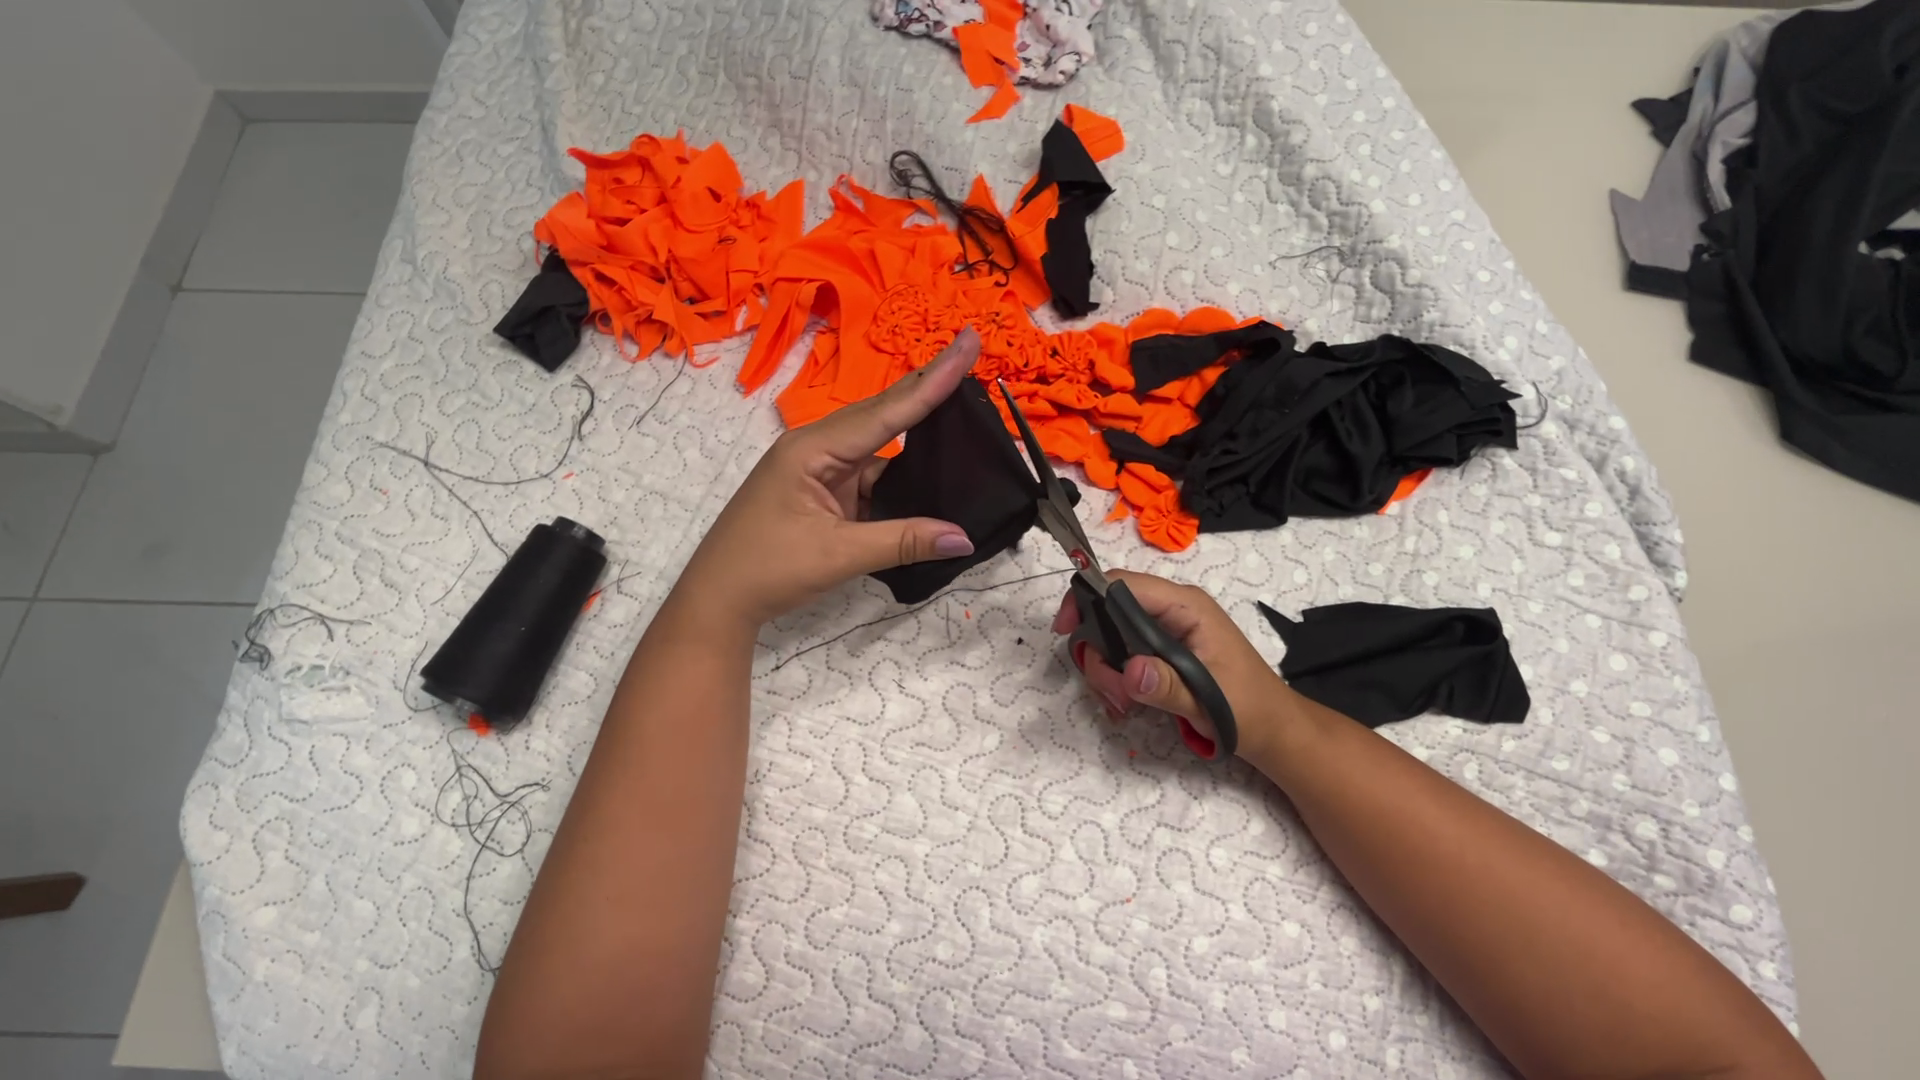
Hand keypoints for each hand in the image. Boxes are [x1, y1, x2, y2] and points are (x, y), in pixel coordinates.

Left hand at [675, 329, 981, 628]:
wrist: (719, 599)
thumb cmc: (767, 569)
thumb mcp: (838, 555)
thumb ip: (903, 542)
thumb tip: (964, 538)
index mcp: (813, 449)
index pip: (886, 411)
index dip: (932, 380)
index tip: (968, 342)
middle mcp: (818, 448)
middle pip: (883, 413)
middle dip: (928, 385)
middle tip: (971, 348)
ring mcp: (821, 470)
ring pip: (879, 444)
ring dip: (918, 428)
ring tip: (965, 400)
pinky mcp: (825, 492)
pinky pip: (872, 473)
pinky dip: (904, 473)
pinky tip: (933, 467)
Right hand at [1054, 569, 1298, 761]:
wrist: (1272, 729)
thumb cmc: (1248, 708)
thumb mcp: (1207, 700)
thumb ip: (1166, 686)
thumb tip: (1130, 670)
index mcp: (1185, 606)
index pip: (1123, 584)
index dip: (1088, 599)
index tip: (1066, 630)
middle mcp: (1170, 611)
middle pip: (1108, 613)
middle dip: (1098, 653)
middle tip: (1113, 692)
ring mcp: (1163, 632)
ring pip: (1109, 638)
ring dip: (1106, 672)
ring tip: (1123, 704)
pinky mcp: (1159, 652)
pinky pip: (1121, 655)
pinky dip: (1115, 680)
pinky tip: (1126, 704)